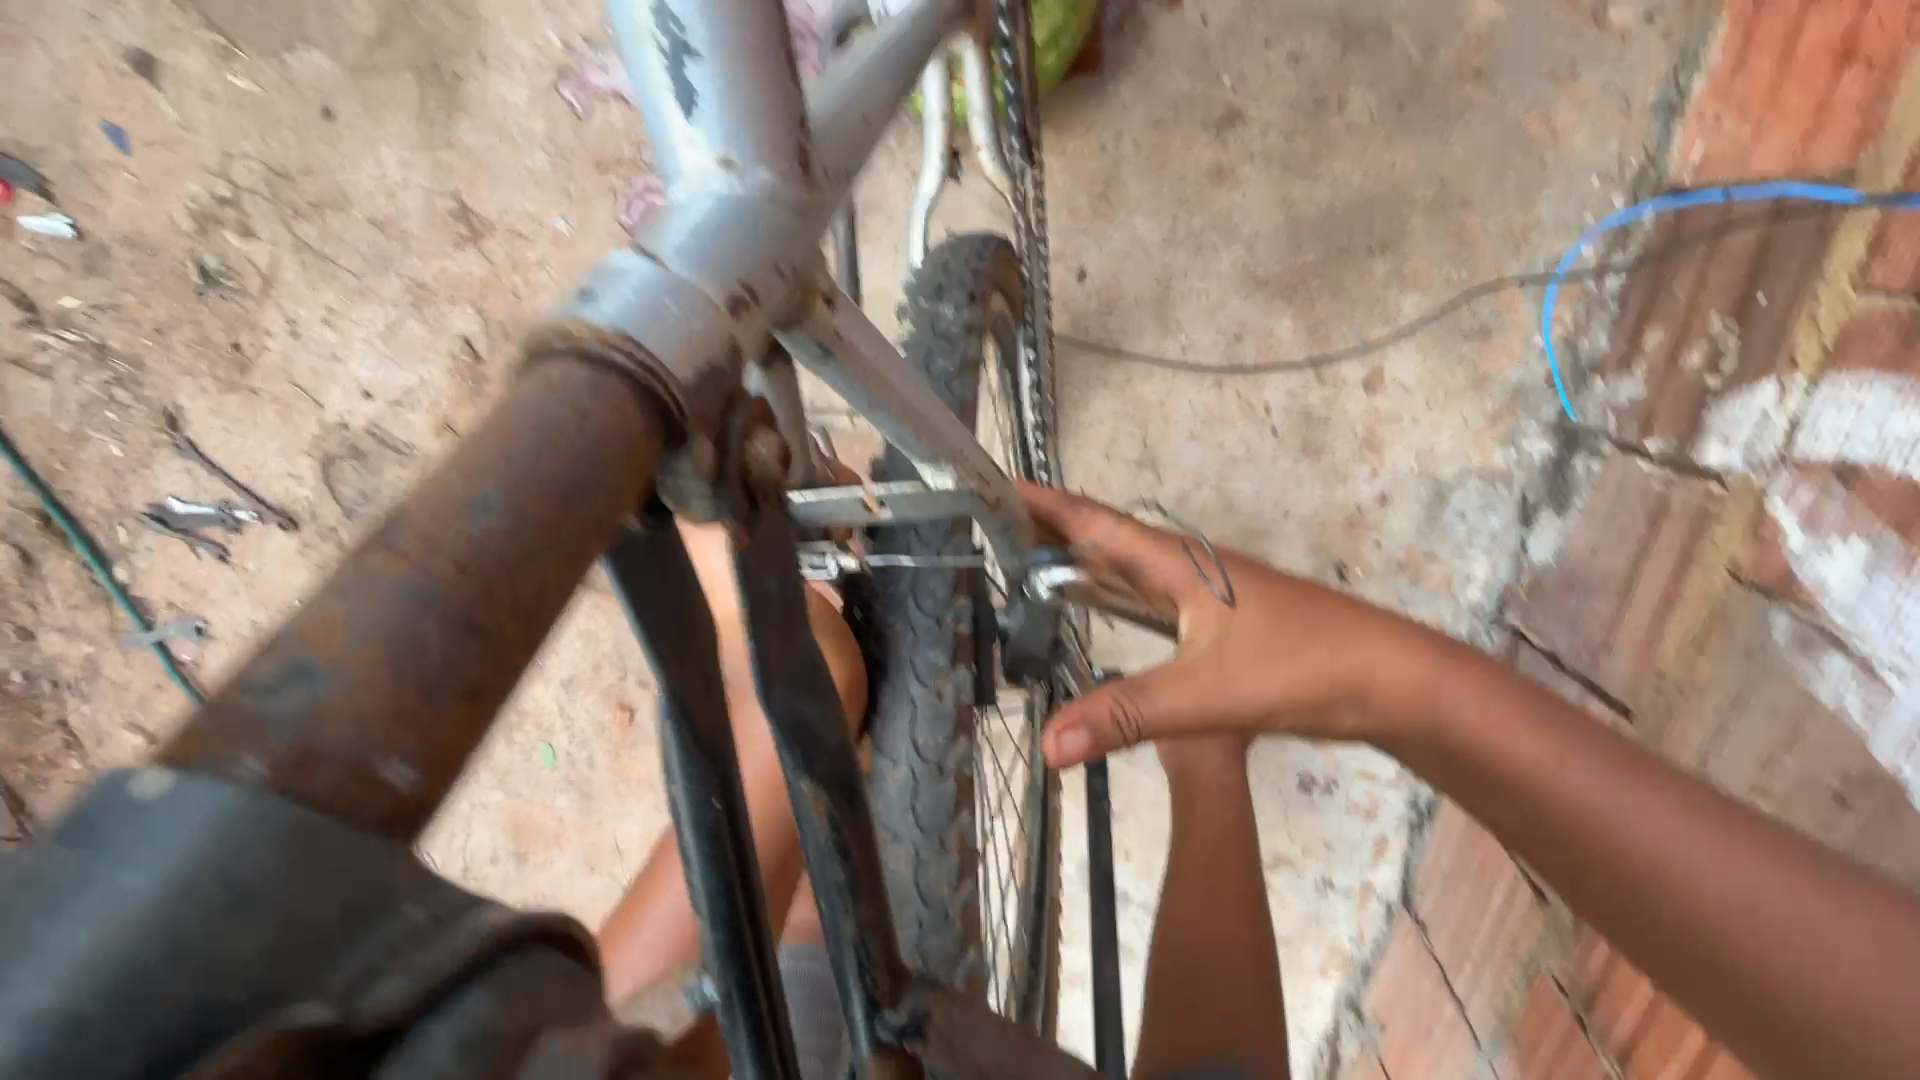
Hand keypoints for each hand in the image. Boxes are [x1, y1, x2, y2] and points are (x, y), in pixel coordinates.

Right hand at [1023, 483, 1432, 767]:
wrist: (1393, 680)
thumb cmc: (1301, 666)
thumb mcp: (1207, 692)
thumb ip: (1126, 715)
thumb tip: (1046, 745)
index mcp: (1176, 564)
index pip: (1094, 522)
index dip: (1043, 504)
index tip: (993, 484)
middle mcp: (1186, 568)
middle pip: (1105, 538)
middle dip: (1049, 528)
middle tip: (993, 526)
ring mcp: (1207, 595)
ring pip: (1129, 568)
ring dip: (1081, 560)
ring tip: (1031, 562)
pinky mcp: (1222, 622)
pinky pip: (1148, 598)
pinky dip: (1112, 594)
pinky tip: (1102, 610)